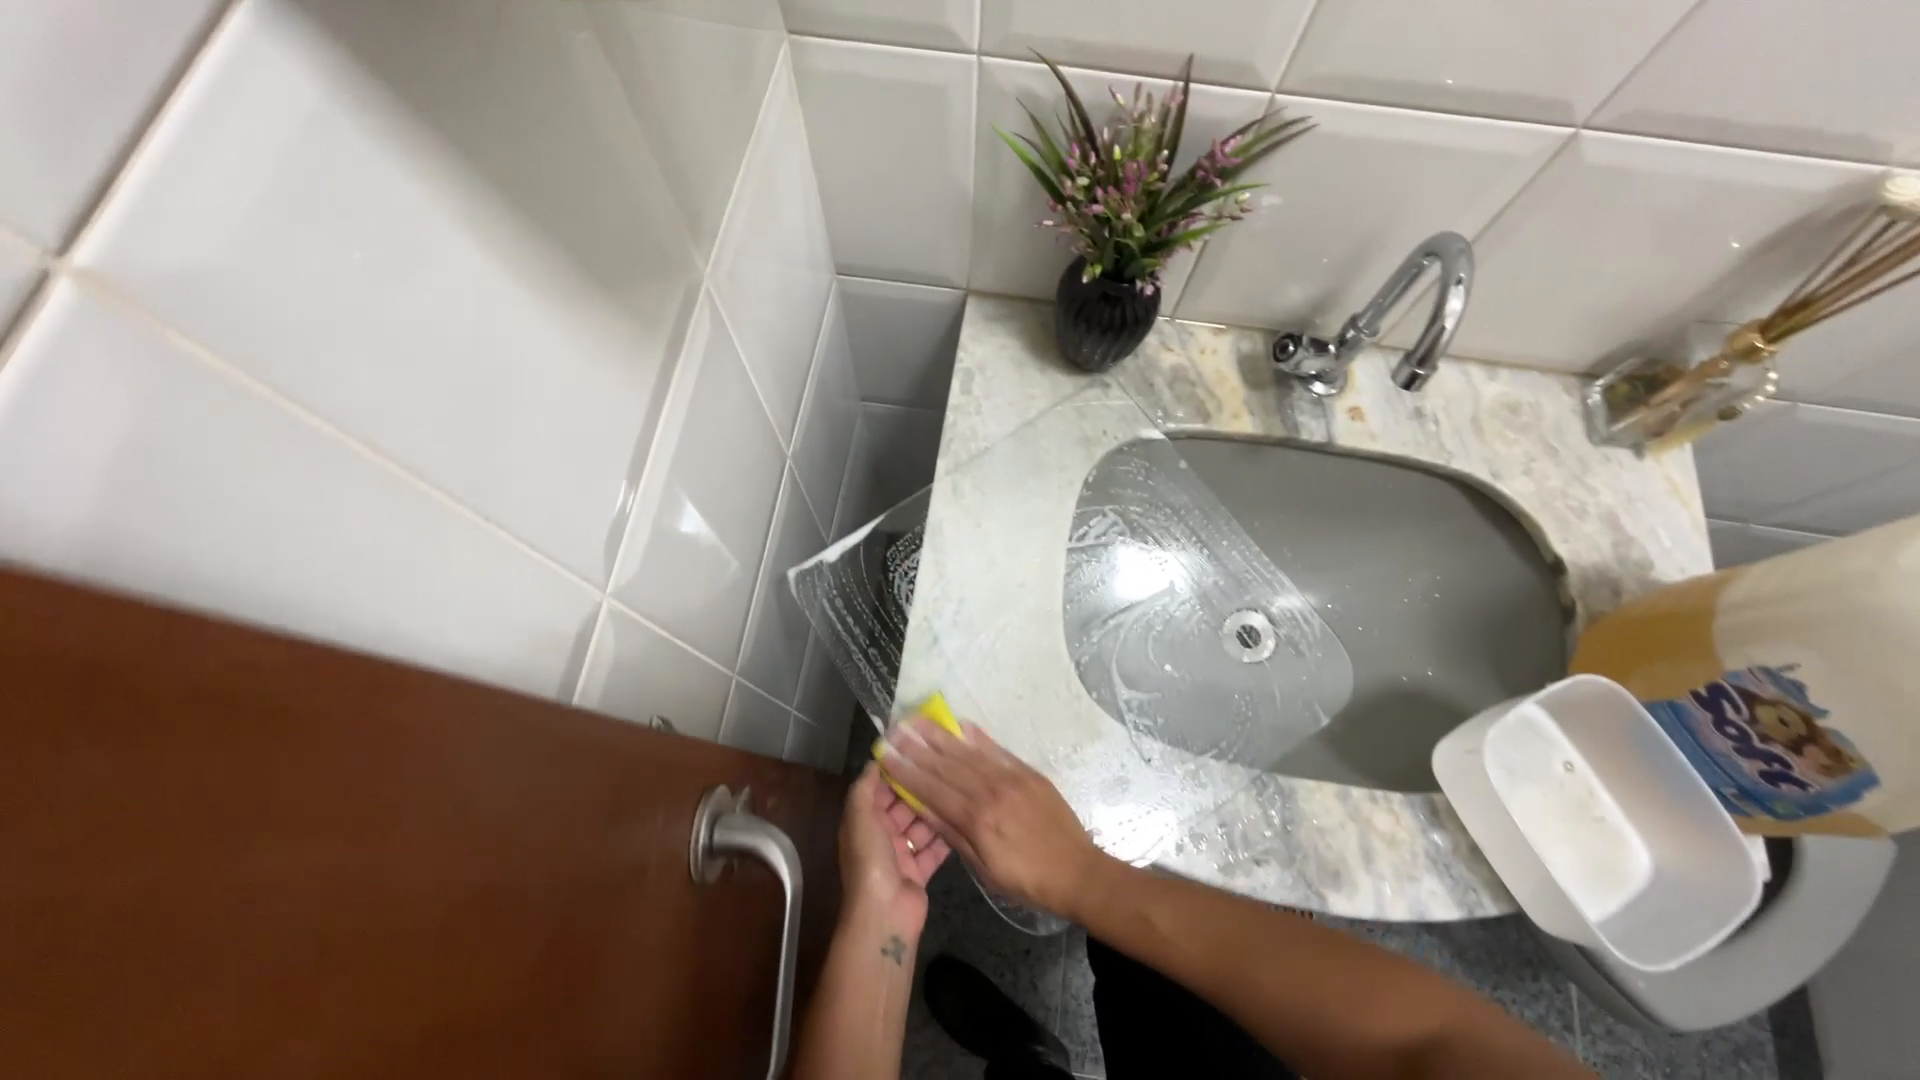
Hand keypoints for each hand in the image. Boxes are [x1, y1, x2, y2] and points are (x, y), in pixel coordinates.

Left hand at [839, 763, 949, 936]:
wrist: (884, 914)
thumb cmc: (870, 861)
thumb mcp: (860, 818)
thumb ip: (865, 789)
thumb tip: (875, 760)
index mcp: (863, 823)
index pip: (879, 792)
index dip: (895, 774)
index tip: (918, 754)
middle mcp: (880, 837)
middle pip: (902, 808)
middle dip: (919, 793)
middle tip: (945, 771)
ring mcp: (900, 856)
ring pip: (920, 828)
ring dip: (934, 814)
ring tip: (957, 791)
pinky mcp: (919, 872)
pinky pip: (933, 850)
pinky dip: (944, 839)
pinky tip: (961, 821)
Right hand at [880, 715, 1105, 915]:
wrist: (1077, 872)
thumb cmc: (1027, 880)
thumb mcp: (984, 868)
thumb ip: (954, 834)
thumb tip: (925, 808)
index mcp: (976, 820)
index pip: (933, 790)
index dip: (907, 772)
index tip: (886, 756)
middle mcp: (990, 792)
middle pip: (947, 766)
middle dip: (917, 748)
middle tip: (894, 730)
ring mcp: (1011, 779)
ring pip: (969, 753)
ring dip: (941, 736)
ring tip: (919, 721)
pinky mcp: (1029, 773)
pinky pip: (998, 751)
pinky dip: (978, 737)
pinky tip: (961, 725)